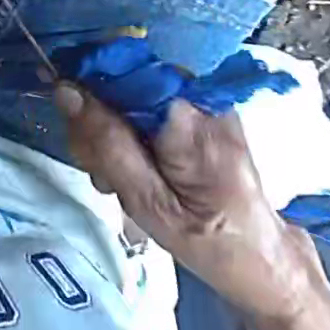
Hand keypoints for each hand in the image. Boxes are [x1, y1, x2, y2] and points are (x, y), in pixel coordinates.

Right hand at [55, 84, 327, 325]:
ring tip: (116, 175)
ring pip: (128, 89)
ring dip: (111, 128)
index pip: (120, 70)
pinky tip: (132, 163)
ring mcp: (203, 97)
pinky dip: (130, 126)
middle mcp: (200, 94)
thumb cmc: (210, 241)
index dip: (86, 86)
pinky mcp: (201, 105)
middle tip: (99, 170)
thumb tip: (66, 89)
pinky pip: (146, 98)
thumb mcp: (148, 204)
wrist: (264, 259)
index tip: (70, 118)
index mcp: (189, 118)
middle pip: (121, 78)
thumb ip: (107, 144)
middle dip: (97, 119)